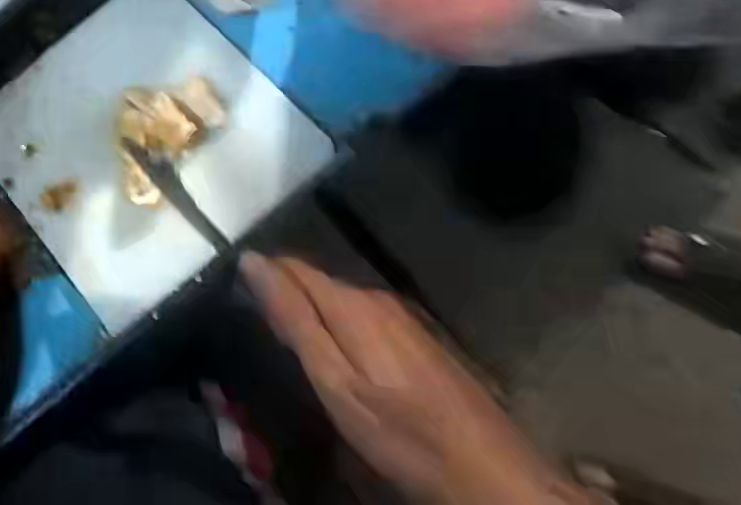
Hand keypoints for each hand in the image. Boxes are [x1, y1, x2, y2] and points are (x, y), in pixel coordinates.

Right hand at [241, 253, 588, 504]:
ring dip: (314, 313)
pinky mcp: (421, 339)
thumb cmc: (404, 436)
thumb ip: (292, 317)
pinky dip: (342, 328)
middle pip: (313, 281)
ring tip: (301, 350)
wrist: (501, 481)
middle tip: (268, 335)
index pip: (287, 265)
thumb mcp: (334, 381)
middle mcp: (375, 297)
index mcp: (348, 302)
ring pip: (338, 299)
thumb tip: (250, 260)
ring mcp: (403, 317)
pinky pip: (363, 317)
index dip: (259, 276)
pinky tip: (345, 361)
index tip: (239, 301)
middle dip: (286, 296)